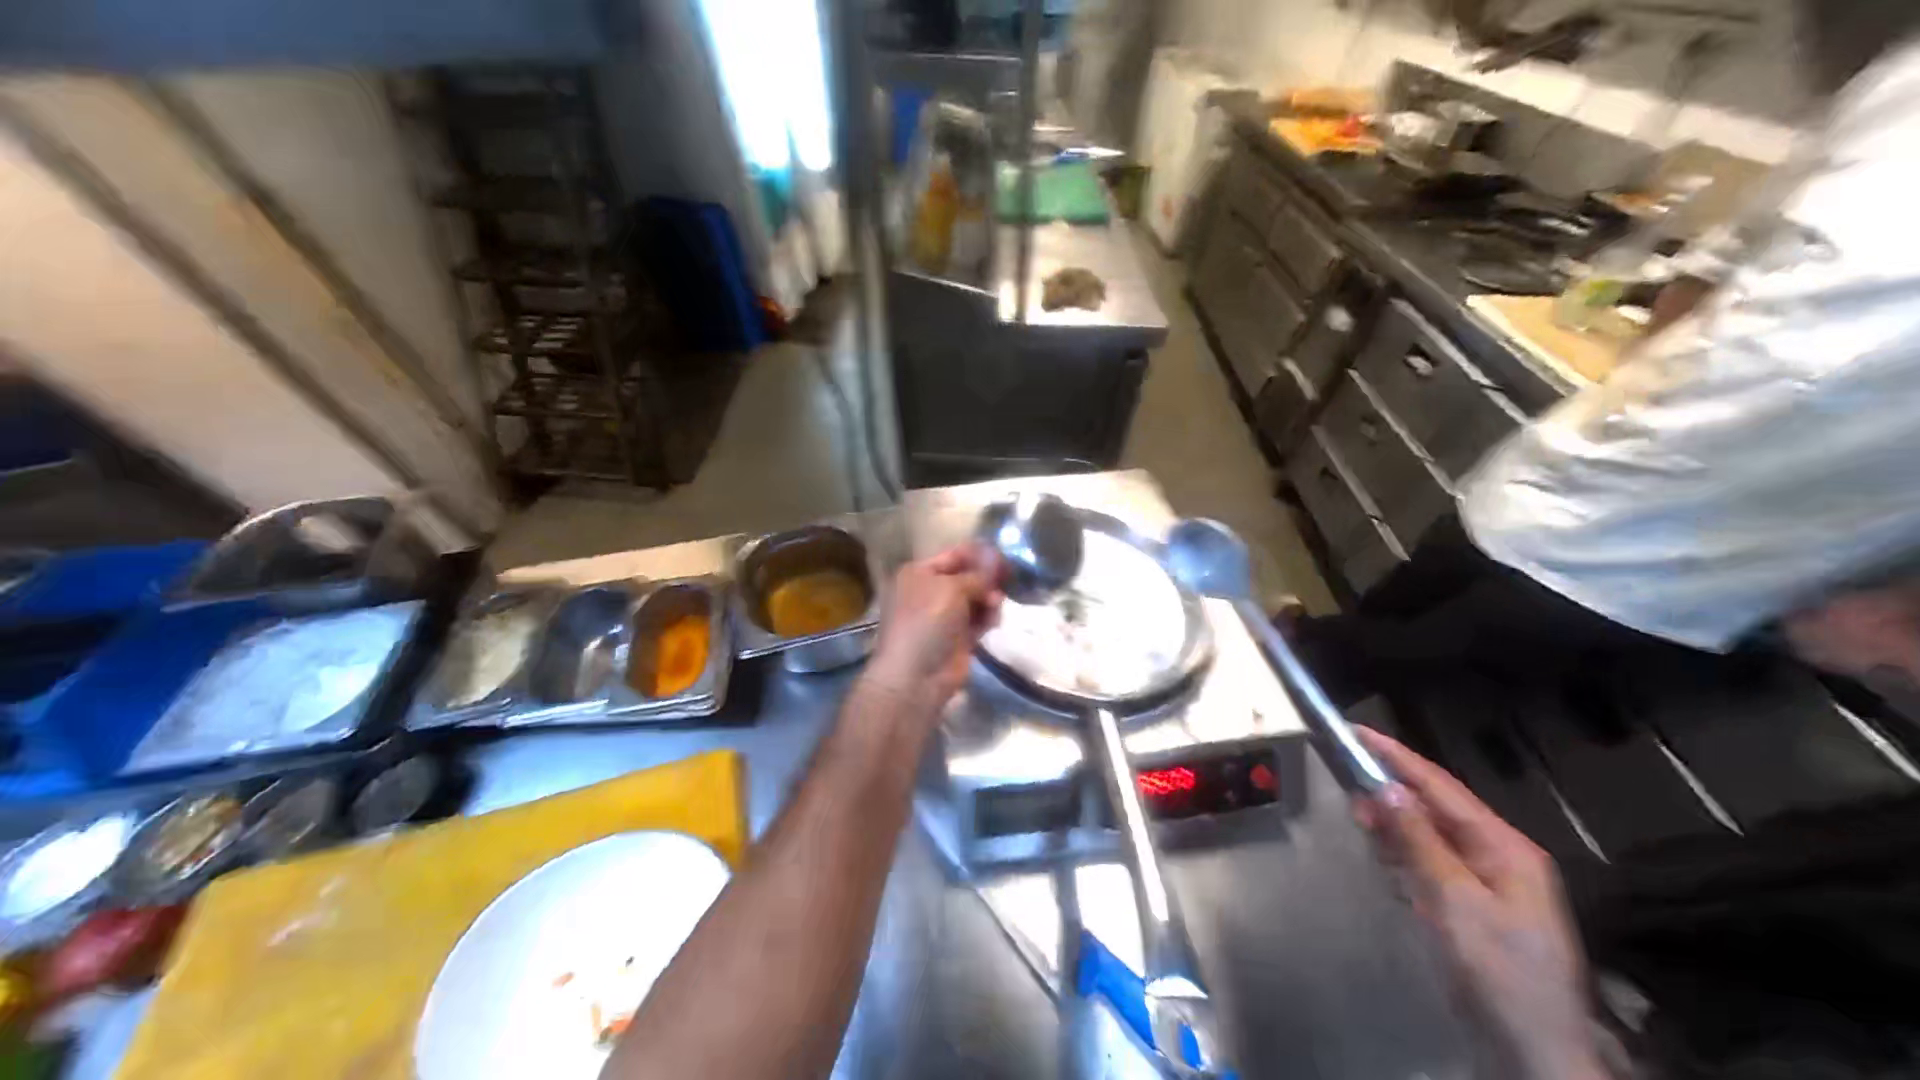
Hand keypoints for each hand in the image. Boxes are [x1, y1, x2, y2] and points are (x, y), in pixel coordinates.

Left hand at [866, 545, 1003, 709]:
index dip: (979, 554)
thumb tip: (994, 561)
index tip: (1005, 555)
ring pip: (975, 598)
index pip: (954, 555)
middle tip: (1007, 580)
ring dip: (989, 599)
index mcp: (919, 573)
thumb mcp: (950, 589)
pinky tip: (993, 621)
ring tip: (995, 606)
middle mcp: (930, 592)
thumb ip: (976, 575)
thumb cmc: (927, 622)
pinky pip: (978, 620)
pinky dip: (987, 617)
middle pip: (967, 577)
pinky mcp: (958, 638)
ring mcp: (943, 616)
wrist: (916, 675)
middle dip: (987, 578)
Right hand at [1354, 728, 1606, 1079]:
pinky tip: (1384, 849)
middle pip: (1437, 807)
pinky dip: (1404, 849)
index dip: (1397, 758)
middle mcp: (1500, 856)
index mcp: (1505, 847)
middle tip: (1346, 777)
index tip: (1356, 732)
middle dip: (1392, 789)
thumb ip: (1419, 841)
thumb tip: (1386, 789)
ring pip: (1433, 833)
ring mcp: (1491, 883)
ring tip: (1359, 812)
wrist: (1534, 1051)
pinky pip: (1433, 860)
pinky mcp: (1476, 906)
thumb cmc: (1497, 971)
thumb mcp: (1454, 901)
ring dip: (1396, 820)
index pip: (1441, 787)